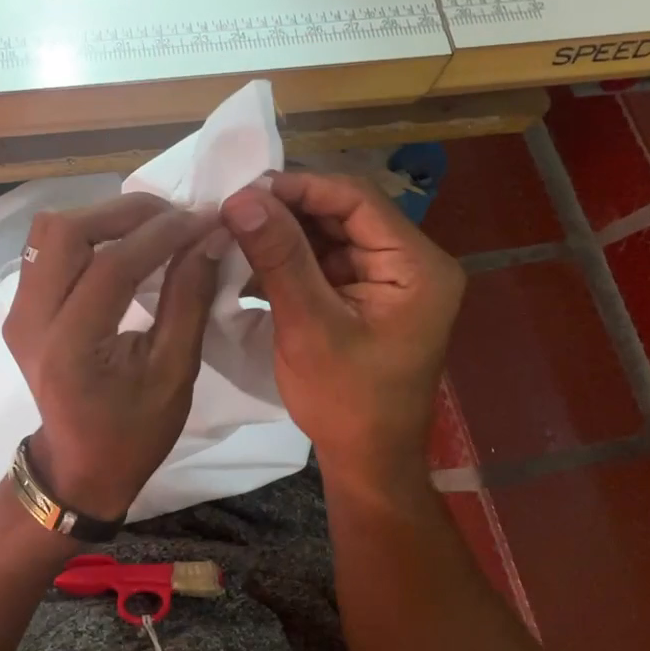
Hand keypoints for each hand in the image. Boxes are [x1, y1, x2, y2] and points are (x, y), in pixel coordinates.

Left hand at [1, 193, 226, 520]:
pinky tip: (125, 244)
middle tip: (176, 217)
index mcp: (69, 347)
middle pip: (64, 231)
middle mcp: (30, 320)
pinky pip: (48, 249)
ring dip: (103, 218)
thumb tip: (209, 235)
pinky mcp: (20, 306)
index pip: (110, 266)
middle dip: (125, 213)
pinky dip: (88, 234)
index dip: (161, 234)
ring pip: (50, 232)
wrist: (79, 465)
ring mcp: (17, 311)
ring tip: (152, 227)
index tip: (204, 218)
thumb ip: (189, 299)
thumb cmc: (133, 432)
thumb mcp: (175, 373)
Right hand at [220, 172, 464, 492]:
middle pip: (343, 212)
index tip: (243, 191)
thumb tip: (241, 198)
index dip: (299, 188)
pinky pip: (325, 260)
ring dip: (282, 234)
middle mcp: (412, 262)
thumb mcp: (308, 326)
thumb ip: (279, 258)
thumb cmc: (346, 401)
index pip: (356, 199)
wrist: (367, 462)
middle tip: (231, 211)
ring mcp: (390, 278)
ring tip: (233, 234)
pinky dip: (288, 260)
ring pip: (329, 233)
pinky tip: (250, 263)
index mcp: (418, 266)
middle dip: (286, 211)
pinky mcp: (367, 294)